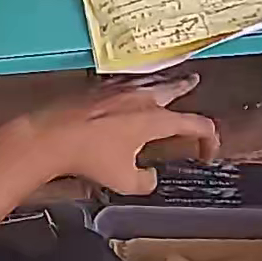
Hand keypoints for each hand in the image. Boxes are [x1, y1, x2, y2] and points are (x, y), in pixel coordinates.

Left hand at [0, 74, 220, 194]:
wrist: (52, 135)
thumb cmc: (88, 156)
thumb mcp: (123, 180)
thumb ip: (144, 181)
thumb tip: (149, 177)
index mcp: (155, 119)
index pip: (197, 124)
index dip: (209, 139)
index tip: (206, 152)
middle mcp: (141, 97)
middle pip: (173, 87)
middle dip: (186, 86)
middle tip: (193, 82)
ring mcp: (118, 88)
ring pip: (148, 79)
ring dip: (161, 80)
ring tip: (165, 79)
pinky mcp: (97, 87)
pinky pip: (124, 79)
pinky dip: (133, 81)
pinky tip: (126, 85)